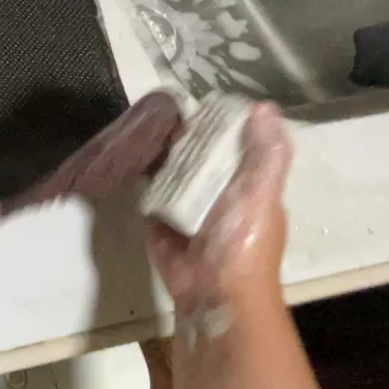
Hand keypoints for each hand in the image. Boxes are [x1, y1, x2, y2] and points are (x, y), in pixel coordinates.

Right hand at [146, 100, 291, 314]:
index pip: (231, 144)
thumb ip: (265, 155)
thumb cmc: (243, 240)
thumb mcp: (260, 194)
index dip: (215, 122)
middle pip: (196, 153)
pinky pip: (145, 185)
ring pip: (169, 166)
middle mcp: (216, 190)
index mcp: (245, 184)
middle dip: (179, 133)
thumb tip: (264, 106)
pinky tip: (123, 148)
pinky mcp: (156, 213)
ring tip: (133, 120)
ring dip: (155, 148)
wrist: (211, 290)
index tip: (194, 99)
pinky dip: (137, 168)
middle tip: (153, 106)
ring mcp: (184, 202)